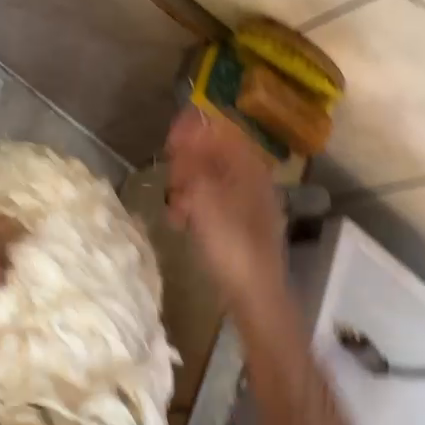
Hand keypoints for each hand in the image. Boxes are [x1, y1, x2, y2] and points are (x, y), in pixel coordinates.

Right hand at [165, 108, 285, 307]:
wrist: (255, 295)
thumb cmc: (230, 242)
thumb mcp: (203, 195)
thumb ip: (192, 160)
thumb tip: (185, 129)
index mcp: (248, 167)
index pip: (221, 132)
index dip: (193, 130)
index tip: (169, 141)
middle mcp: (252, 180)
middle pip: (213, 157)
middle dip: (187, 165)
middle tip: (171, 182)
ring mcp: (249, 204)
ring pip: (210, 182)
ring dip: (187, 189)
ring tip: (175, 209)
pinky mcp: (242, 226)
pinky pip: (213, 204)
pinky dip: (196, 208)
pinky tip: (182, 223)